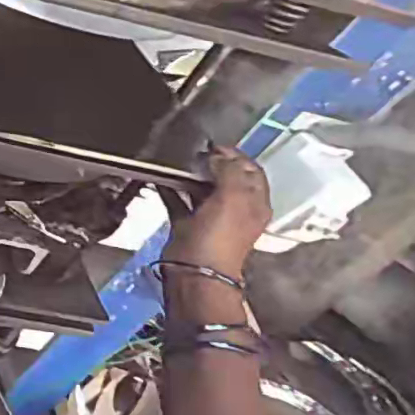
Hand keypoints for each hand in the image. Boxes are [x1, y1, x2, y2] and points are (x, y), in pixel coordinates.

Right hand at [164, 144, 270, 276]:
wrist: (194, 269)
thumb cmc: (218, 235)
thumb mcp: (232, 198)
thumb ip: (230, 172)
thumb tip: (220, 155)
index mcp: (254, 203)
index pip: (252, 171)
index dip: (237, 155)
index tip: (215, 145)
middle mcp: (236, 209)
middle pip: (227, 179)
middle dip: (213, 163)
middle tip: (195, 153)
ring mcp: (211, 218)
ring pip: (202, 189)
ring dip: (191, 175)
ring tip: (177, 162)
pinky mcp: (188, 224)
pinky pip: (179, 201)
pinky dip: (171, 189)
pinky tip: (160, 179)